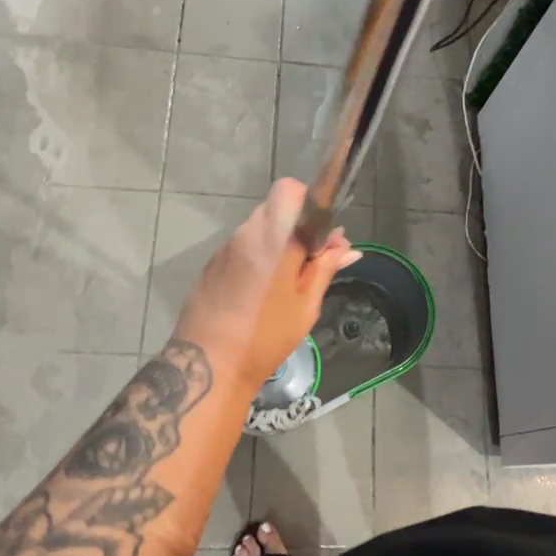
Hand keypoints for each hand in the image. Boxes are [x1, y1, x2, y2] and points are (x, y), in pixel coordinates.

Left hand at [168, 179, 362, 395]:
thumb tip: (345, 247)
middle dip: (298, 227)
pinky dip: (258, 257)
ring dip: (278, 243)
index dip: (309, 201)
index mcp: (273, 238)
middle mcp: (246, 234)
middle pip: (276, 210)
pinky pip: (242, 248)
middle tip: (316, 260)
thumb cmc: (266, 336)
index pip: (290, 190)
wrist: (209, 365)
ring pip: (259, 229)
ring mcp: (225, 249)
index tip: (323, 233)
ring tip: (290, 280)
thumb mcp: (305, 305)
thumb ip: (325, 268)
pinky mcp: (211, 265)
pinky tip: (263, 290)